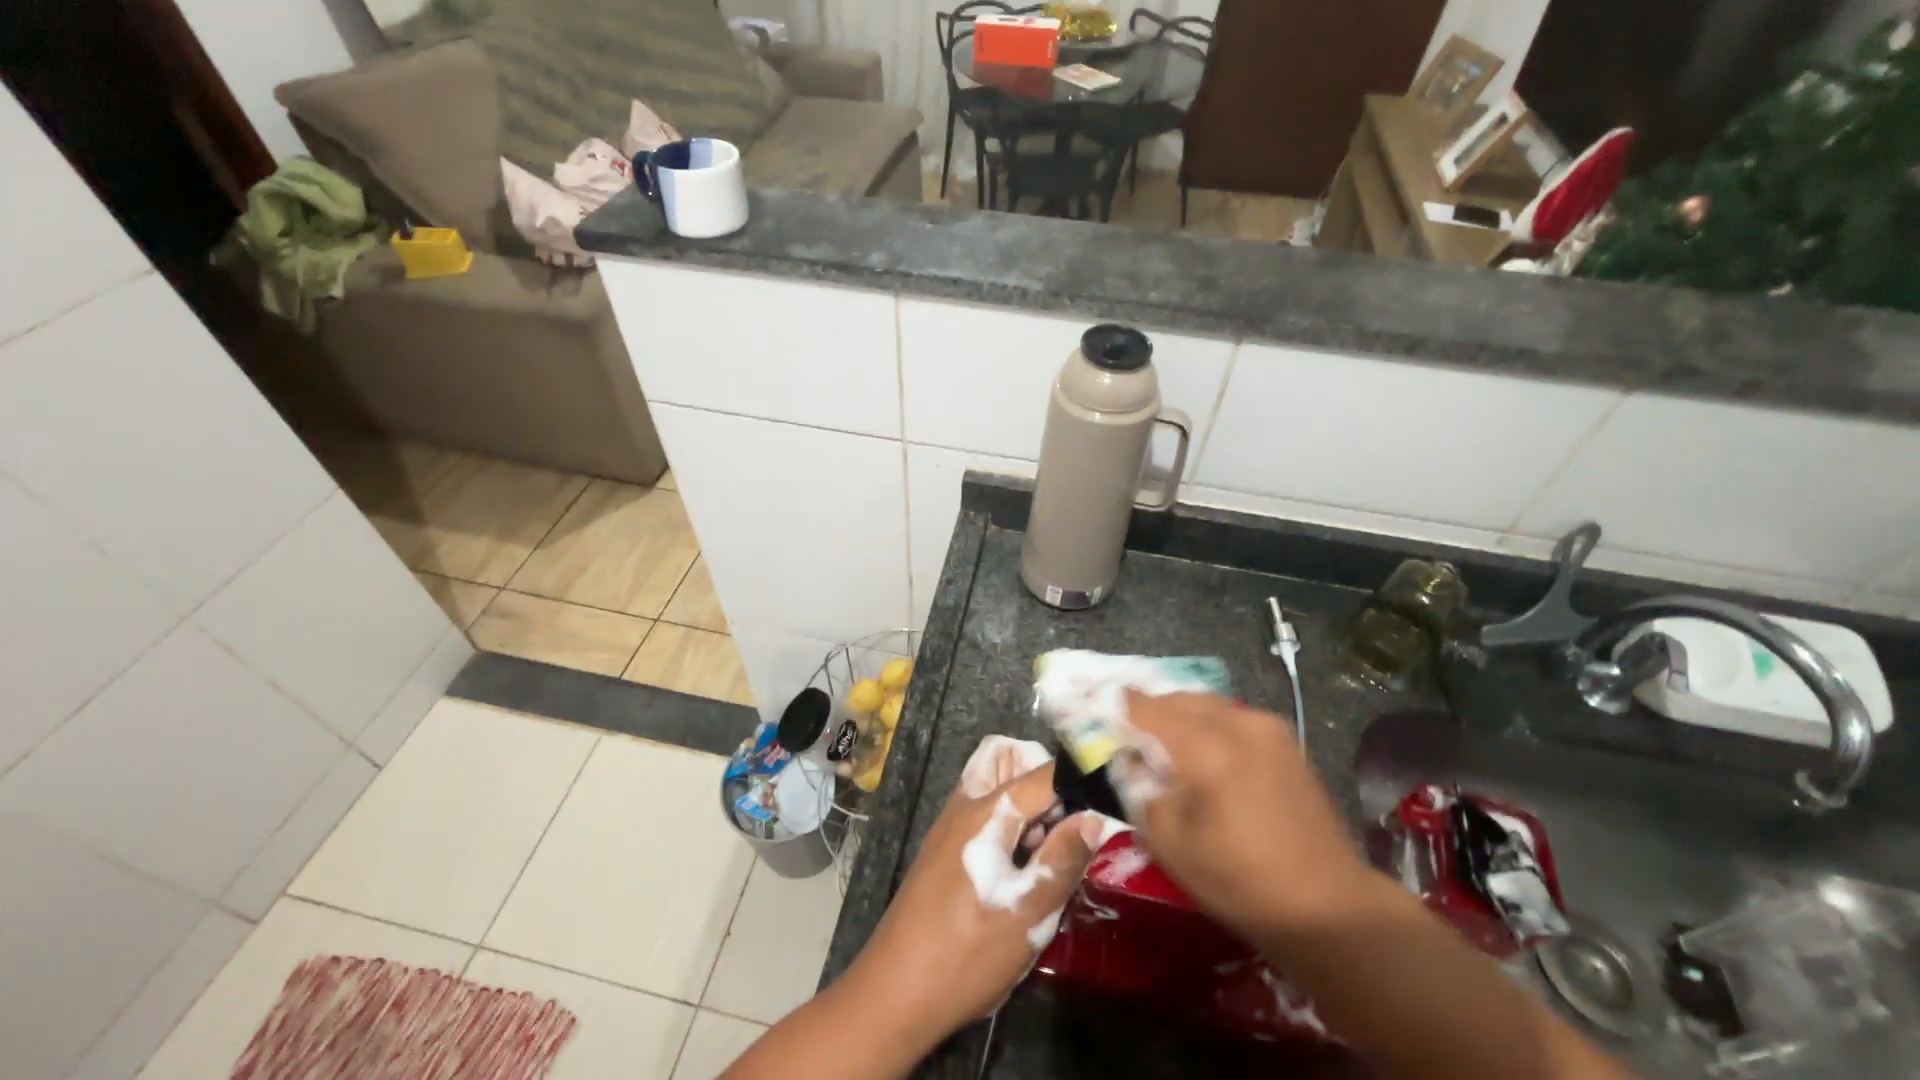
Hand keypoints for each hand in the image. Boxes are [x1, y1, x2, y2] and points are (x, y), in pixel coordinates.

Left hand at [845, 739, 1104, 1041]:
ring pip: (992, 781)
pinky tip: (1023, 866)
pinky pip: (982, 809)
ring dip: (1026, 799)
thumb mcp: (1029, 912)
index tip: (1112, 805)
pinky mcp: (944, 848)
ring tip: (1047, 847)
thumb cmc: (968, 954)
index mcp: (987, 812)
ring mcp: (949, 825)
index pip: (1045, 771)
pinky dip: (1008, 820)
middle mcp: (964, 805)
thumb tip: (1097, 817)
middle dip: (1045, 776)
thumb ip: (1064, 858)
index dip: (1083, 782)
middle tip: (1069, 822)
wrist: (894, 993)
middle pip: (1006, 754)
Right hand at [1115, 690, 1372, 941]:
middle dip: (1145, 710)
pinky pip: (1232, 719)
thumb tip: (1127, 758)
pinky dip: (1207, 727)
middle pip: (1176, 698)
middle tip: (1122, 734)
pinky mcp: (1287, 742)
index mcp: (1205, 747)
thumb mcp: (1168, 843)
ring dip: (1178, 716)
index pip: (1143, 707)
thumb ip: (1139, 789)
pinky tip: (1201, 756)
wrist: (1325, 905)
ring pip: (1207, 705)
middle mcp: (1238, 723)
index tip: (1086, 710)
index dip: (1110, 707)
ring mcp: (1268, 729)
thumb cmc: (1238, 881)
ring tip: (1160, 745)